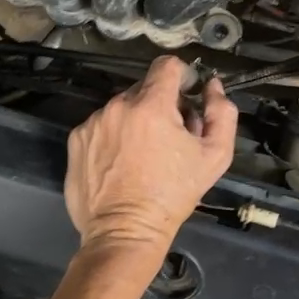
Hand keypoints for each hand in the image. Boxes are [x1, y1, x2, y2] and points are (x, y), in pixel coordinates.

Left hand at [65, 56, 236, 253]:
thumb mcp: (215, 155)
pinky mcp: (76, 140)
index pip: (167, 65)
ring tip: (144, 154)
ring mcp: (93, 123)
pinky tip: (122, 162)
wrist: (125, 232)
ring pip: (122, 107)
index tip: (186, 96)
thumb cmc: (174, 194)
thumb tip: (212, 87)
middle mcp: (118, 106)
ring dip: (136, 120)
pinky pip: (102, 125)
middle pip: (145, 88)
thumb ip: (222, 112)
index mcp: (151, 105)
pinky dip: (114, 135)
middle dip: (161, 105)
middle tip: (170, 137)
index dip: (182, 76)